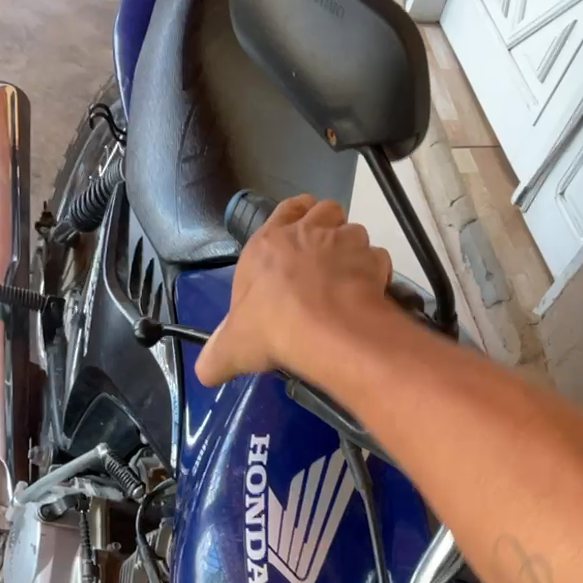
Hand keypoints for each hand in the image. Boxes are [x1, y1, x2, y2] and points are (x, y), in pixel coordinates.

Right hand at [196, 196, 395, 386]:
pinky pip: (377, 260)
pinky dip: (374, 274)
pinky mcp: (371, 262)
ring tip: (345, 281)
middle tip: (323, 259)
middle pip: (325, 210)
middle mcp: (307, 233)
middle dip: (326, 228)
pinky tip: (366, 296)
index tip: (297, 234)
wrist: (322, 329)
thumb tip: (205, 373)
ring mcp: (344, 243)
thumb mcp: (231, 348)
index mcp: (268, 244)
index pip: (284, 210)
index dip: (293, 217)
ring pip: (355, 232)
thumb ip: (216, 357)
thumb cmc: (269, 328)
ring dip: (352, 251)